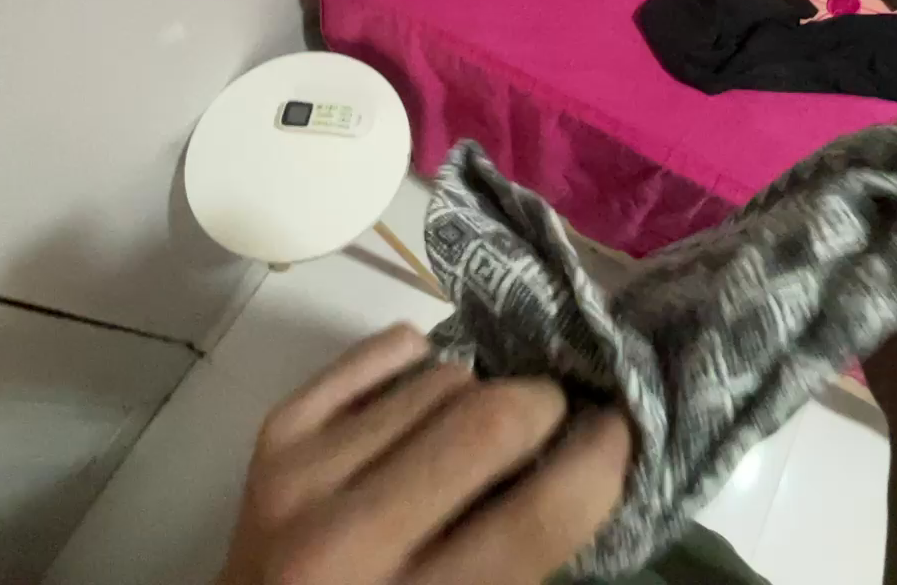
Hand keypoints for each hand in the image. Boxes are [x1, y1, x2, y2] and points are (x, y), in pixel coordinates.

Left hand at [217, 325, 630, 584]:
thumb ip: (525, 546)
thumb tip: (585, 442)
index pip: (540, 513)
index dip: (602, 456)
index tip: (620, 426)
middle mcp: (350, 545)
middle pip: (491, 420)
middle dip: (544, 404)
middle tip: (550, 415)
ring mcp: (302, 479)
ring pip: (444, 376)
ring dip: (474, 394)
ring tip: (466, 428)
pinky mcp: (276, 433)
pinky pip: (383, 351)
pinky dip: (418, 359)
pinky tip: (418, 393)